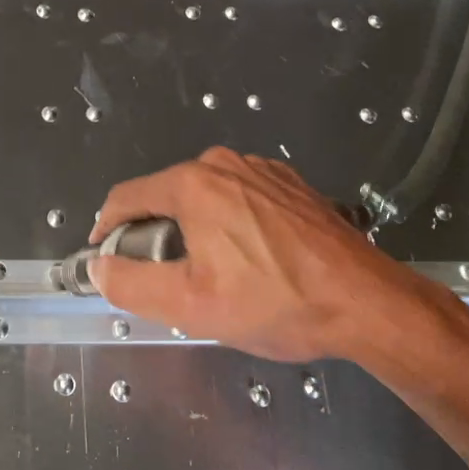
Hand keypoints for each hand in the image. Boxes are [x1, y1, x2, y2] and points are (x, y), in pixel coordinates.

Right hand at [89, 146, 429, 363]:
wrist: (367, 302)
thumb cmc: (275, 301)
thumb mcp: (190, 306)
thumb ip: (132, 284)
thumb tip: (101, 267)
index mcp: (192, 184)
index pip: (127, 197)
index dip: (107, 228)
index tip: (104, 256)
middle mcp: (224, 164)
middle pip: (166, 195)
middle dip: (155, 234)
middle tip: (168, 279)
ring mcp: (262, 169)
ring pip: (205, 197)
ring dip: (195, 229)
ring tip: (215, 274)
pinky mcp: (291, 184)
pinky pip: (241, 198)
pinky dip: (231, 223)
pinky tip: (253, 260)